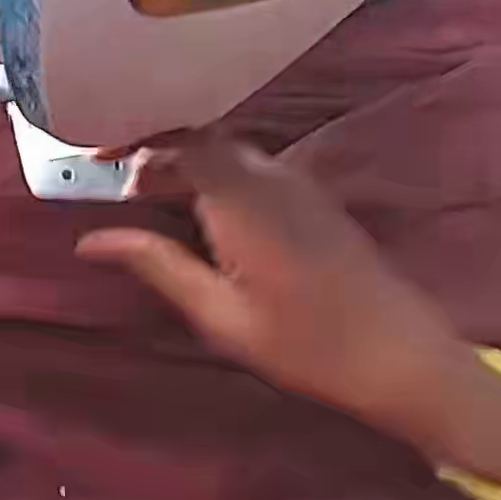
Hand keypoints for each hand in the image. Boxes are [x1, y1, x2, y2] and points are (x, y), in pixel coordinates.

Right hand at [77, 132, 485, 455]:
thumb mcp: (218, 313)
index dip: (134, 136)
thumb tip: (90, 242)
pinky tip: (193, 212)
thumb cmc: (309, 345)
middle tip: (114, 182)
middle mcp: (271, 178)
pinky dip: (208, 176)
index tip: (96, 152)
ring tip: (144, 198)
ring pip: (223, 151)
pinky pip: (245, 167)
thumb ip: (155, 264)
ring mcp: (296, 184)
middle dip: (152, 151)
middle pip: (200, 138)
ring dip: (179, 164)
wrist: (410, 364)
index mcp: (244, 200)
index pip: (181, 138)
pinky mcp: (309, 198)